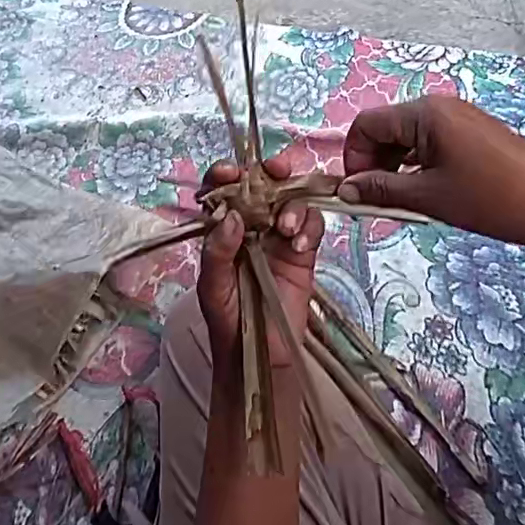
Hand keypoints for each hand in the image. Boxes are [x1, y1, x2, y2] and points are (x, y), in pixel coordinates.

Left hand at [197, 156, 323, 366]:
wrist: (258, 353)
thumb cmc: (227, 317)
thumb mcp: (212, 285)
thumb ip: (217, 251)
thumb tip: (231, 216)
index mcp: (224, 226)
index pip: (223, 190)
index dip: (226, 175)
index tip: (230, 172)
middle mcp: (252, 223)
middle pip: (263, 185)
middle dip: (270, 172)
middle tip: (276, 171)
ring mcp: (279, 235)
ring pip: (290, 200)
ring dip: (292, 205)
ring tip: (285, 230)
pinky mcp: (304, 250)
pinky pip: (312, 225)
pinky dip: (310, 227)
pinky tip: (300, 246)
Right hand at [339, 95, 524, 246]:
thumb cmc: (493, 198)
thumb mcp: (429, 197)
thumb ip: (381, 190)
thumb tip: (346, 190)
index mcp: (424, 113)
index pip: (366, 125)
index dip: (353, 157)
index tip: (356, 191)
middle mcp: (438, 107)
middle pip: (385, 129)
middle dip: (373, 163)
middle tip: (376, 200)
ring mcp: (457, 119)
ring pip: (406, 138)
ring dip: (394, 167)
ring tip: (400, 202)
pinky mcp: (471, 134)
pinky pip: (428, 144)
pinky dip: (416, 166)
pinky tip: (424, 193)